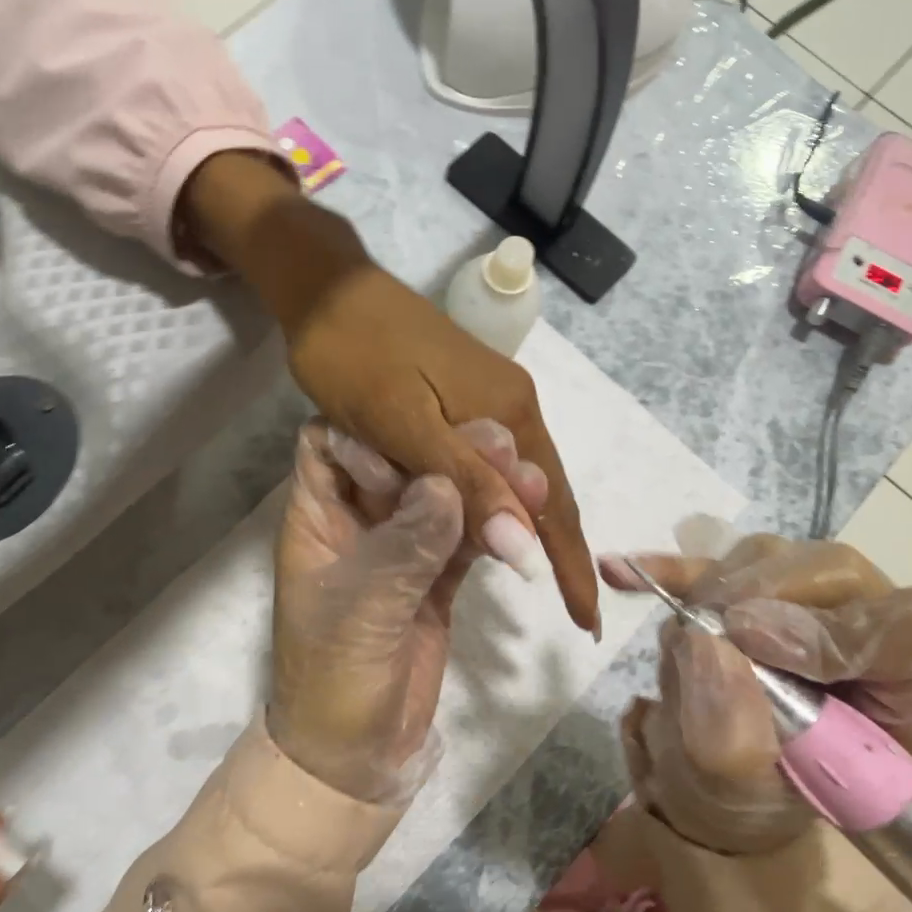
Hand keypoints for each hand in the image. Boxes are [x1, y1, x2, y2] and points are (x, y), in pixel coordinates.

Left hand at [180, 151, 598, 637]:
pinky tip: (493, 537)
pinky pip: (480, 472)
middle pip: (539, 495)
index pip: (551, 503)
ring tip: (546, 591)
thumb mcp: (404, 424)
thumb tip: (524, 546)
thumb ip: (464, 483)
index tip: (588, 622)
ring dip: (523, 535)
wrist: (323, 290)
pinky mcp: (456, 412)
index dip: (568, 563)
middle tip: (578, 618)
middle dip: (558, 555)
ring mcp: (482, 409)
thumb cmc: (354, 357)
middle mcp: (509, 410)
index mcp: (507, 413)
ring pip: (508, 485)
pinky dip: (487, 508)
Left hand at [269, 418, 546, 800]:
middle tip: (499, 441)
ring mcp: (400, 549)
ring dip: (480, 489)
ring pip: (440, 501)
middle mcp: (356, 522)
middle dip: (444, 452)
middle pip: (399, 466)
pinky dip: (493, 530)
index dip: (372, 432)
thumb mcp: (361, 608)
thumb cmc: (333, 678)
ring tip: (526, 474)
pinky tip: (527, 512)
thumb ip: (405, 546)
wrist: (354, 755)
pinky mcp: (435, 579)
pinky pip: (465, 541)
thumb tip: (449, 484)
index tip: (421, 431)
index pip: (332, 445)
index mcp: (316, 518)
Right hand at [601, 536, 911, 853]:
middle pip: (837, 572)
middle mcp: (870, 629)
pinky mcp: (750, 586)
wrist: (715, 787)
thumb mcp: (745, 794)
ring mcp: (807, 599)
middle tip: (705, 632)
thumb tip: (708, 640)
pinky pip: (712, 559)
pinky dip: (667, 569)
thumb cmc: (749, 803)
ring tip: (681, 642)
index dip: (836, 629)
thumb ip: (733, 731)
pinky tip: (621, 572)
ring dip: (714, 589)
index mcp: (910, 693)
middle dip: (761, 597)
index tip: (755, 644)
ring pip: (774, 555)